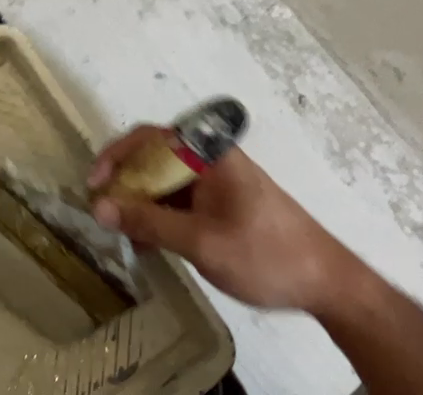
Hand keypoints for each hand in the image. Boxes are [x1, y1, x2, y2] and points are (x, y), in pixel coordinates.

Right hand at [87, 125, 366, 313]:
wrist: (328, 284)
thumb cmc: (265, 255)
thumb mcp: (201, 242)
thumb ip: (148, 223)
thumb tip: (98, 208)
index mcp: (207, 154)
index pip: (147, 138)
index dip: (114, 157)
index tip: (94, 186)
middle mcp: (209, 160)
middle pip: (153, 158)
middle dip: (124, 184)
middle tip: (104, 214)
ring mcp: (217, 182)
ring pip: (164, 182)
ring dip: (140, 203)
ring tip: (124, 234)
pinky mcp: (222, 203)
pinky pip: (179, 199)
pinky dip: (159, 215)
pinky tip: (150, 243)